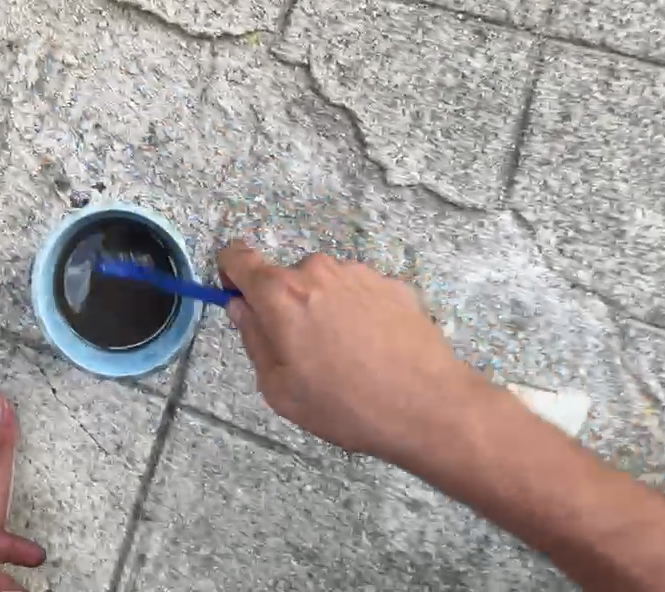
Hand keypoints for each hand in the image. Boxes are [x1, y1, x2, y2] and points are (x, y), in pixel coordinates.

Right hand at [217, 240, 499, 465]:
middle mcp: (315, 270)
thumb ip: (252, 339)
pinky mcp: (391, 283)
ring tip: (348, 355)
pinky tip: (376, 350)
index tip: (241, 299)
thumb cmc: (346, 404)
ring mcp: (357, 273)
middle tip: (306, 351)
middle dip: (286, 305)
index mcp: (280, 292)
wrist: (433, 409)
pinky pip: (358, 292)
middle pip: (284, 278)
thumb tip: (241, 308)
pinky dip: (358, 312)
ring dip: (324, 308)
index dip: (231, 274)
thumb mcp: (278, 388)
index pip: (237, 256)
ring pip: (323, 284)